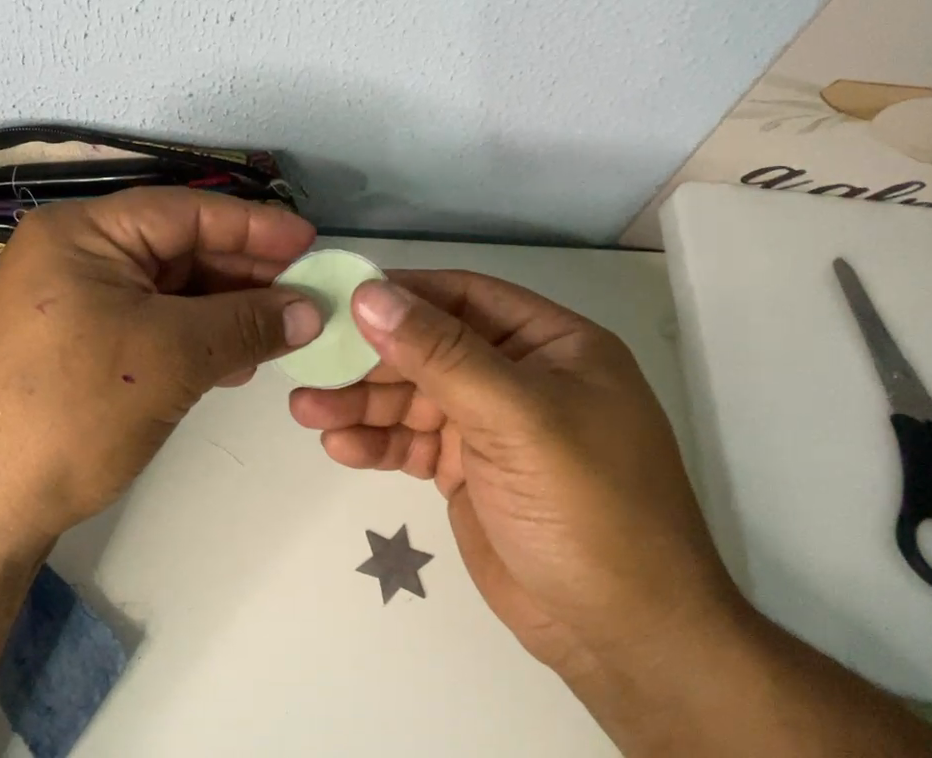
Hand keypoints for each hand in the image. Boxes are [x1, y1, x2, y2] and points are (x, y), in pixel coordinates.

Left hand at [0, 188, 321, 547]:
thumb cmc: (78, 410)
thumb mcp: (173, 357)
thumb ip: (247, 322)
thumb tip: (312, 309)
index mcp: (79, 233)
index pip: (183, 211)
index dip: (254, 227)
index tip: (312, 244)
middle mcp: (69, 254)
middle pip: (174, 248)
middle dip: (242, 275)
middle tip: (306, 296)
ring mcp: (67, 300)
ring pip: (164, 290)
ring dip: (223, 311)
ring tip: (280, 334)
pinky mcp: (72, 343)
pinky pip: (144, 322)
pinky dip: (191, 337)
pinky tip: (234, 360)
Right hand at [288, 270, 744, 684]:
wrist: (625, 639)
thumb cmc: (589, 510)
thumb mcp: (517, 419)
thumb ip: (440, 353)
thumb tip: (368, 293)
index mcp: (552, 345)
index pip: (463, 297)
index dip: (400, 293)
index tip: (334, 297)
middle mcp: (520, 377)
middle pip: (427, 349)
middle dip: (368, 359)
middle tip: (307, 364)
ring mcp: (492, 429)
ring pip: (412, 398)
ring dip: (360, 403)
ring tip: (306, 411)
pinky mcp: (468, 474)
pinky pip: (411, 444)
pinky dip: (376, 443)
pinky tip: (339, 448)